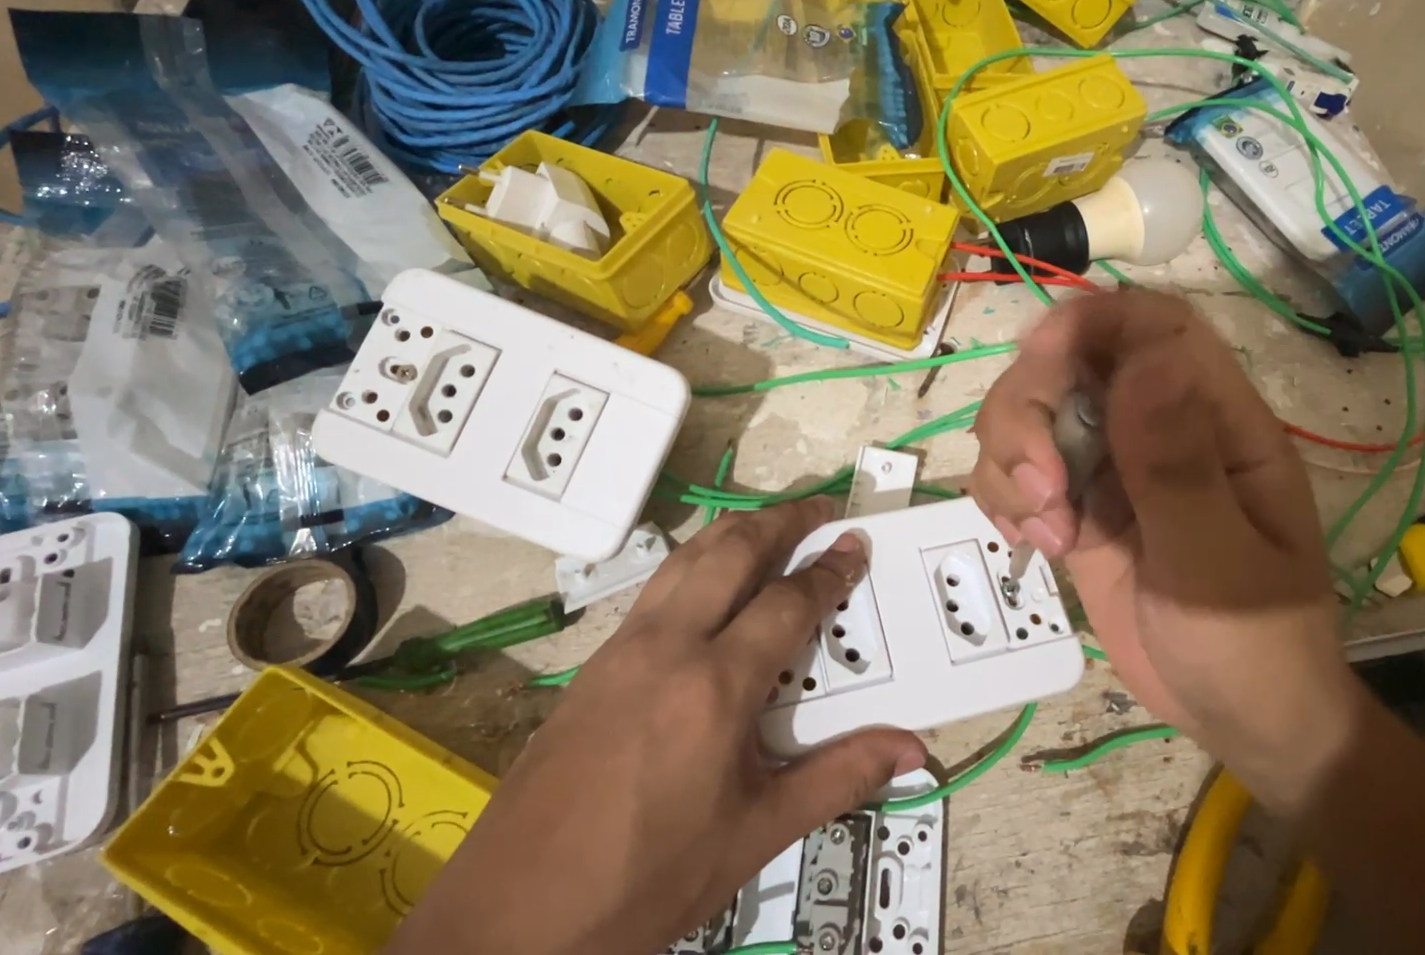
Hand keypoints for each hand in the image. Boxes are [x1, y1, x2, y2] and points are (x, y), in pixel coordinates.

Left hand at [388, 499, 926, 954]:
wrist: (513, 916)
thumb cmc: (648, 878)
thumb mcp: (755, 835)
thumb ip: (838, 778)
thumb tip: (911, 748)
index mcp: (716, 686)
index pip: (786, 602)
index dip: (828, 570)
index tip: (856, 544)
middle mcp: (668, 647)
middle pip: (730, 551)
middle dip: (781, 520)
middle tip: (822, 510)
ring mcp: (622, 649)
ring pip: (685, 558)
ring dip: (734, 531)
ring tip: (772, 526)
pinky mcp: (592, 665)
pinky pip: (655, 589)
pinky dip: (696, 563)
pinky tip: (710, 586)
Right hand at [970, 291, 1361, 810]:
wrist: (1237, 716)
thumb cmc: (1254, 645)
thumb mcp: (1218, 563)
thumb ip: (1178, 467)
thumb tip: (1147, 361)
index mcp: (1216, 420)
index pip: (1155, 326)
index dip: (1092, 321)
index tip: (1038, 358)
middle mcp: (1154, 428)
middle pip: (1066, 362)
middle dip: (1027, 410)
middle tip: (1039, 488)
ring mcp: (1108, 466)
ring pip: (1026, 413)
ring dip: (1009, 460)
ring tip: (1047, 532)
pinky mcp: (1073, 505)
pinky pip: (1013, 471)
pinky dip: (1002, 496)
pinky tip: (1035, 544)